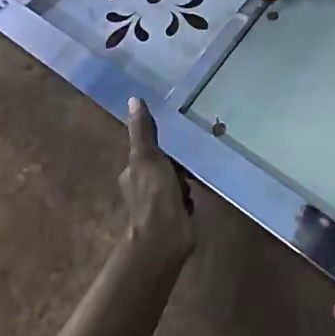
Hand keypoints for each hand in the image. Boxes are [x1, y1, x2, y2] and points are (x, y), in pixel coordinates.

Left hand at [118, 98, 193, 259]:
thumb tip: (134, 100)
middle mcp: (142, 186)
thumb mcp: (147, 156)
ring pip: (174, 180)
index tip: (178, 133)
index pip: (147, 150)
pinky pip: (184, 196)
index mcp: (132, 172)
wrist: (166, 236)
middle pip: (162, 165)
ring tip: (201, 165)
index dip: (161, 143)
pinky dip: (191, 192)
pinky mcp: (175, 214)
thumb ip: (142, 131)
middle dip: (176, 160)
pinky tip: (201, 188)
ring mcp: (159, 202)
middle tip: (195, 147)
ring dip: (185, 176)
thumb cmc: (154, 194)